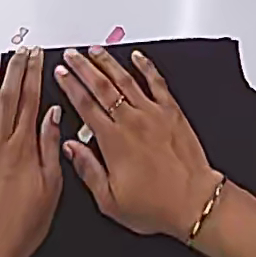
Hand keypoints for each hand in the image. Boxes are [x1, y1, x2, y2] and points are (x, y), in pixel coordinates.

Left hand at [0, 48, 62, 256]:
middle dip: (13, 71)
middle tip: (17, 53)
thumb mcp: (51, 189)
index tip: (34, 57)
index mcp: (22, 150)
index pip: (29, 102)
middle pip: (6, 100)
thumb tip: (52, 117)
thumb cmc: (23, 229)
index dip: (32, 76)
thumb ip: (50, 148)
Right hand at [56, 47, 223, 239]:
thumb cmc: (155, 206)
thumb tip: (69, 148)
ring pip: (125, 79)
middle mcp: (131, 121)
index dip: (70, 86)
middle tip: (72, 55)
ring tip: (95, 50)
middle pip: (101, 86)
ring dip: (108, 62)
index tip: (61, 73)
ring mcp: (152, 113)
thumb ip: (87, 170)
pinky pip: (156, 82)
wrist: (194, 202)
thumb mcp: (110, 200)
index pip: (85, 105)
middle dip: (83, 67)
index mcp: (113, 142)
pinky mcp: (171, 111)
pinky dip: (145, 66)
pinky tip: (137, 57)